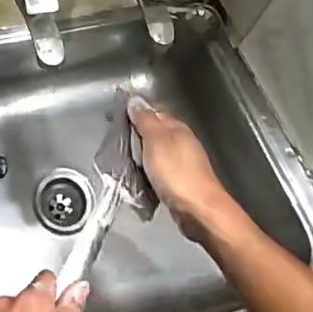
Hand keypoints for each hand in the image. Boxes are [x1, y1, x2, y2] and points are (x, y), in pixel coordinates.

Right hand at [129, 98, 246, 243]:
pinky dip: (147, 172)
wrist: (199, 211)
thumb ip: (144, 120)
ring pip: (155, 152)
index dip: (132, 112)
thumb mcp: (155, 140)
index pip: (152, 111)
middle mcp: (181, 141)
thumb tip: (135, 100)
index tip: (113, 118)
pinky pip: (158, 170)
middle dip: (134, 136)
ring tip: (123, 162)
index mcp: (176, 127)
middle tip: (115, 143)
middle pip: (153, 132)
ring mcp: (182, 162)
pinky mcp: (180, 181)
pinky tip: (139, 179)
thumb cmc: (176, 173)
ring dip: (140, 156)